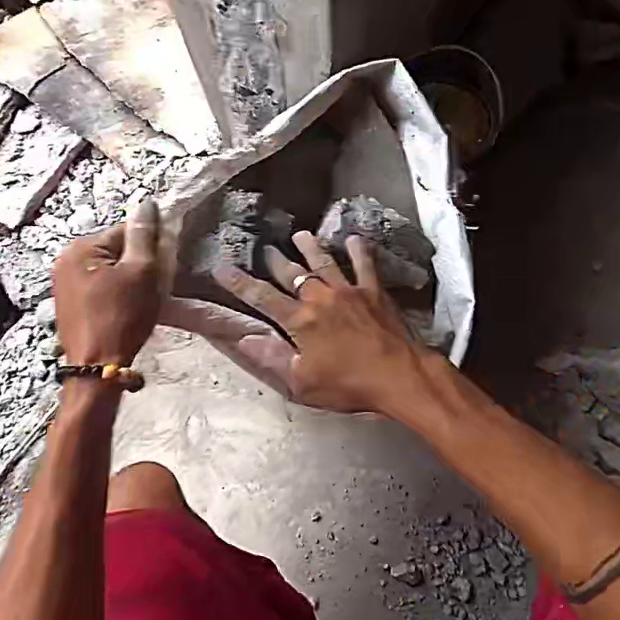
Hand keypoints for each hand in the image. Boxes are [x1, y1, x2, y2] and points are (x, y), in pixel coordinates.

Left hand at [51, 200, 161, 365]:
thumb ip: (144, 236)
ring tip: (139, 303)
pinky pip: (99, 288)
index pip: (125, 232)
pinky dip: (115, 295)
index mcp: (80, 248)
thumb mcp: (141, 272)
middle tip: (151, 289)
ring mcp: (63, 284)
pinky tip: (124, 312)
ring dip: (127, 281)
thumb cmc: (122, 317)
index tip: (161, 269)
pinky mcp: (69, 305)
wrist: (97, 369)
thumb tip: (146, 204)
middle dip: (137, 266)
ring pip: (109, 271)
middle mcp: (66, 260)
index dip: (149, 249)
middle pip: (116, 251)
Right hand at [196, 231, 437, 415]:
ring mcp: (348, 291)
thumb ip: (272, 357)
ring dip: (310, 248)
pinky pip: (363, 265)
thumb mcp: (301, 382)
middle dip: (275, 261)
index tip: (222, 269)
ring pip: (324, 262)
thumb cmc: (348, 384)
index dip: (240, 283)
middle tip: (266, 249)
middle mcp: (320, 298)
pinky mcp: (374, 292)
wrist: (398, 375)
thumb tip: (245, 338)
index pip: (262, 297)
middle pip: (292, 274)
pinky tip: (353, 238)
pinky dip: (357, 250)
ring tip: (301, 235)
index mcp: (299, 321)